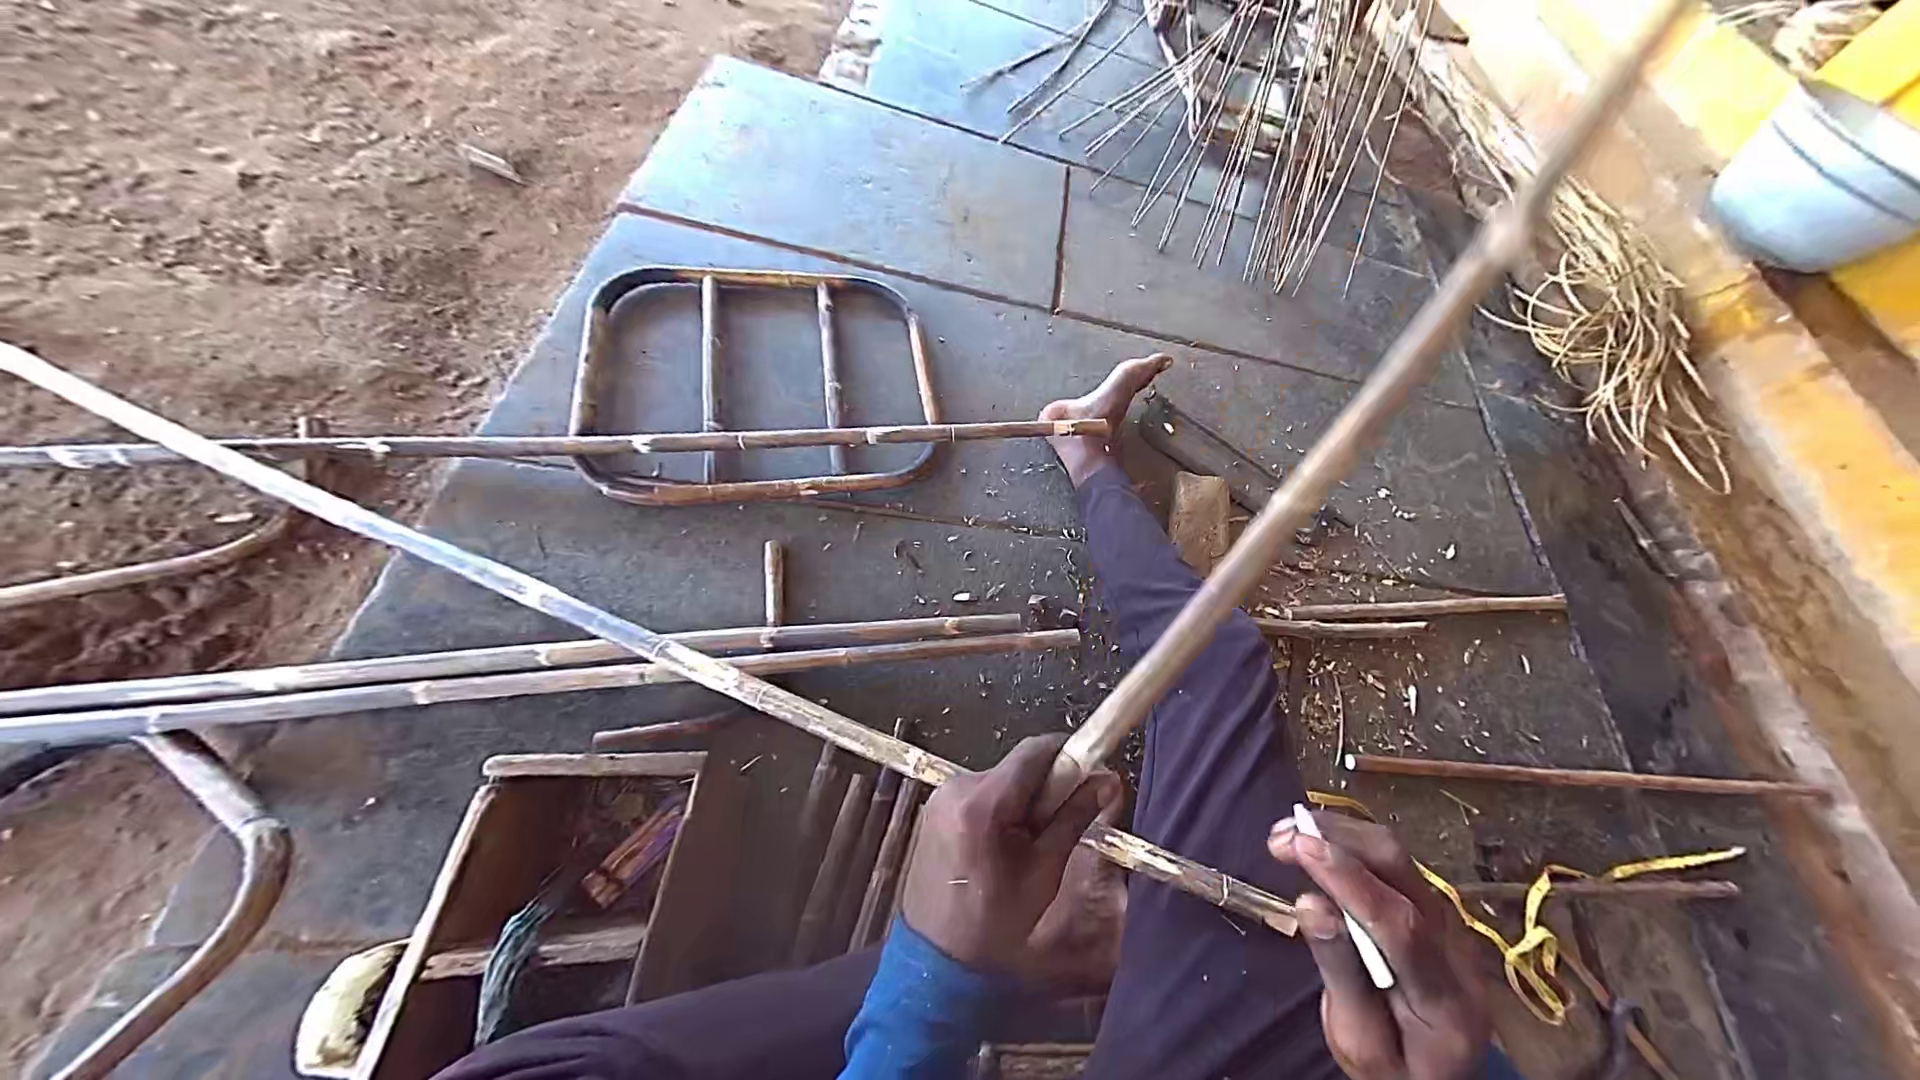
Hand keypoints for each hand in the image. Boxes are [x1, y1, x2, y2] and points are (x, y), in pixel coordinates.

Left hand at [901, 734, 1123, 972]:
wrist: (938, 965)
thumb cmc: (997, 927)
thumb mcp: (1045, 871)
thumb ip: (1075, 817)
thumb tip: (1108, 779)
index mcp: (982, 803)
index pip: (1034, 751)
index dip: (1069, 754)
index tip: (1092, 771)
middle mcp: (956, 787)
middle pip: (1017, 766)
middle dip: (1047, 787)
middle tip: (1063, 824)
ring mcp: (941, 796)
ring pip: (1001, 779)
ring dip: (1024, 799)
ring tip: (1030, 844)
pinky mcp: (935, 808)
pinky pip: (980, 793)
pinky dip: (1000, 808)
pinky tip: (1004, 846)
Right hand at [1269, 812, 1489, 1079]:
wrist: (1439, 1074)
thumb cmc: (1391, 1064)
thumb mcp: (1358, 1041)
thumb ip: (1340, 974)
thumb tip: (1308, 903)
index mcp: (1446, 1001)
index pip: (1400, 925)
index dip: (1347, 878)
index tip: (1298, 847)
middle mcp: (1457, 950)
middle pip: (1402, 871)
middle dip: (1337, 840)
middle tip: (1280, 838)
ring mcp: (1450, 923)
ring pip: (1396, 854)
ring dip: (1337, 832)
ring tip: (1286, 834)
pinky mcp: (1432, 906)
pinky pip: (1390, 859)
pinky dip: (1346, 839)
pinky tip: (1313, 840)